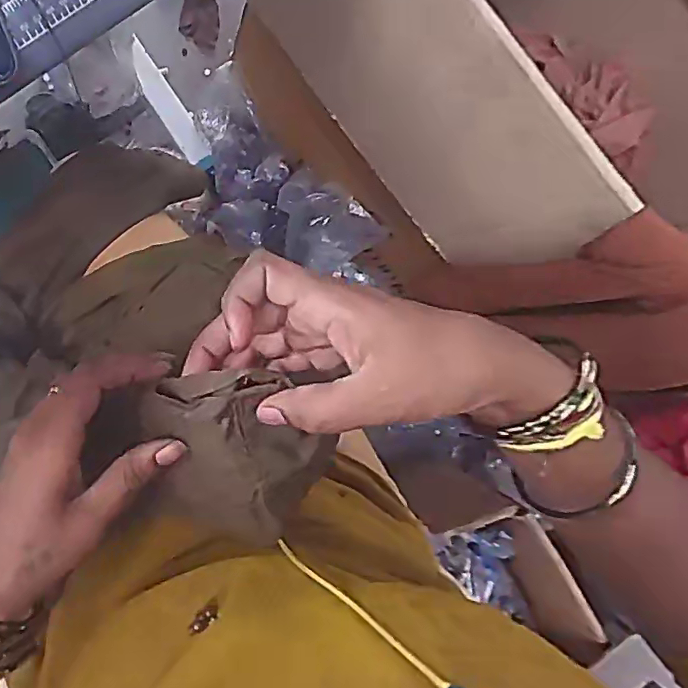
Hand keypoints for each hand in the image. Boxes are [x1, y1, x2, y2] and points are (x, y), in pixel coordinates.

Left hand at [0, 354, 186, 622]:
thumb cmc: (41, 553)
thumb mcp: (91, 519)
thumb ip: (129, 476)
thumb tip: (175, 444)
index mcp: (50, 438)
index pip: (89, 380)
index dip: (126, 366)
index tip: (162, 367)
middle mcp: (34, 426)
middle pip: (76, 377)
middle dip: (118, 366)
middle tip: (158, 372)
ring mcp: (24, 435)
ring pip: (64, 388)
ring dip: (101, 378)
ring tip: (140, 384)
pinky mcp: (23, 447)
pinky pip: (57, 404)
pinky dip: (87, 394)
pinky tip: (107, 410)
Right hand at [182, 251, 574, 433]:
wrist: (485, 368)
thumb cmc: (433, 371)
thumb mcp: (372, 399)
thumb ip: (313, 410)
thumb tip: (260, 413)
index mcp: (325, 303)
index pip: (261, 274)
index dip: (236, 302)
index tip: (237, 343)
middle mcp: (319, 309)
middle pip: (254, 309)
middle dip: (223, 339)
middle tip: (202, 381)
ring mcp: (327, 329)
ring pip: (269, 334)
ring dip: (243, 359)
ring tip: (220, 394)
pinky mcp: (337, 350)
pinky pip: (290, 354)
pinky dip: (269, 371)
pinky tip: (255, 397)